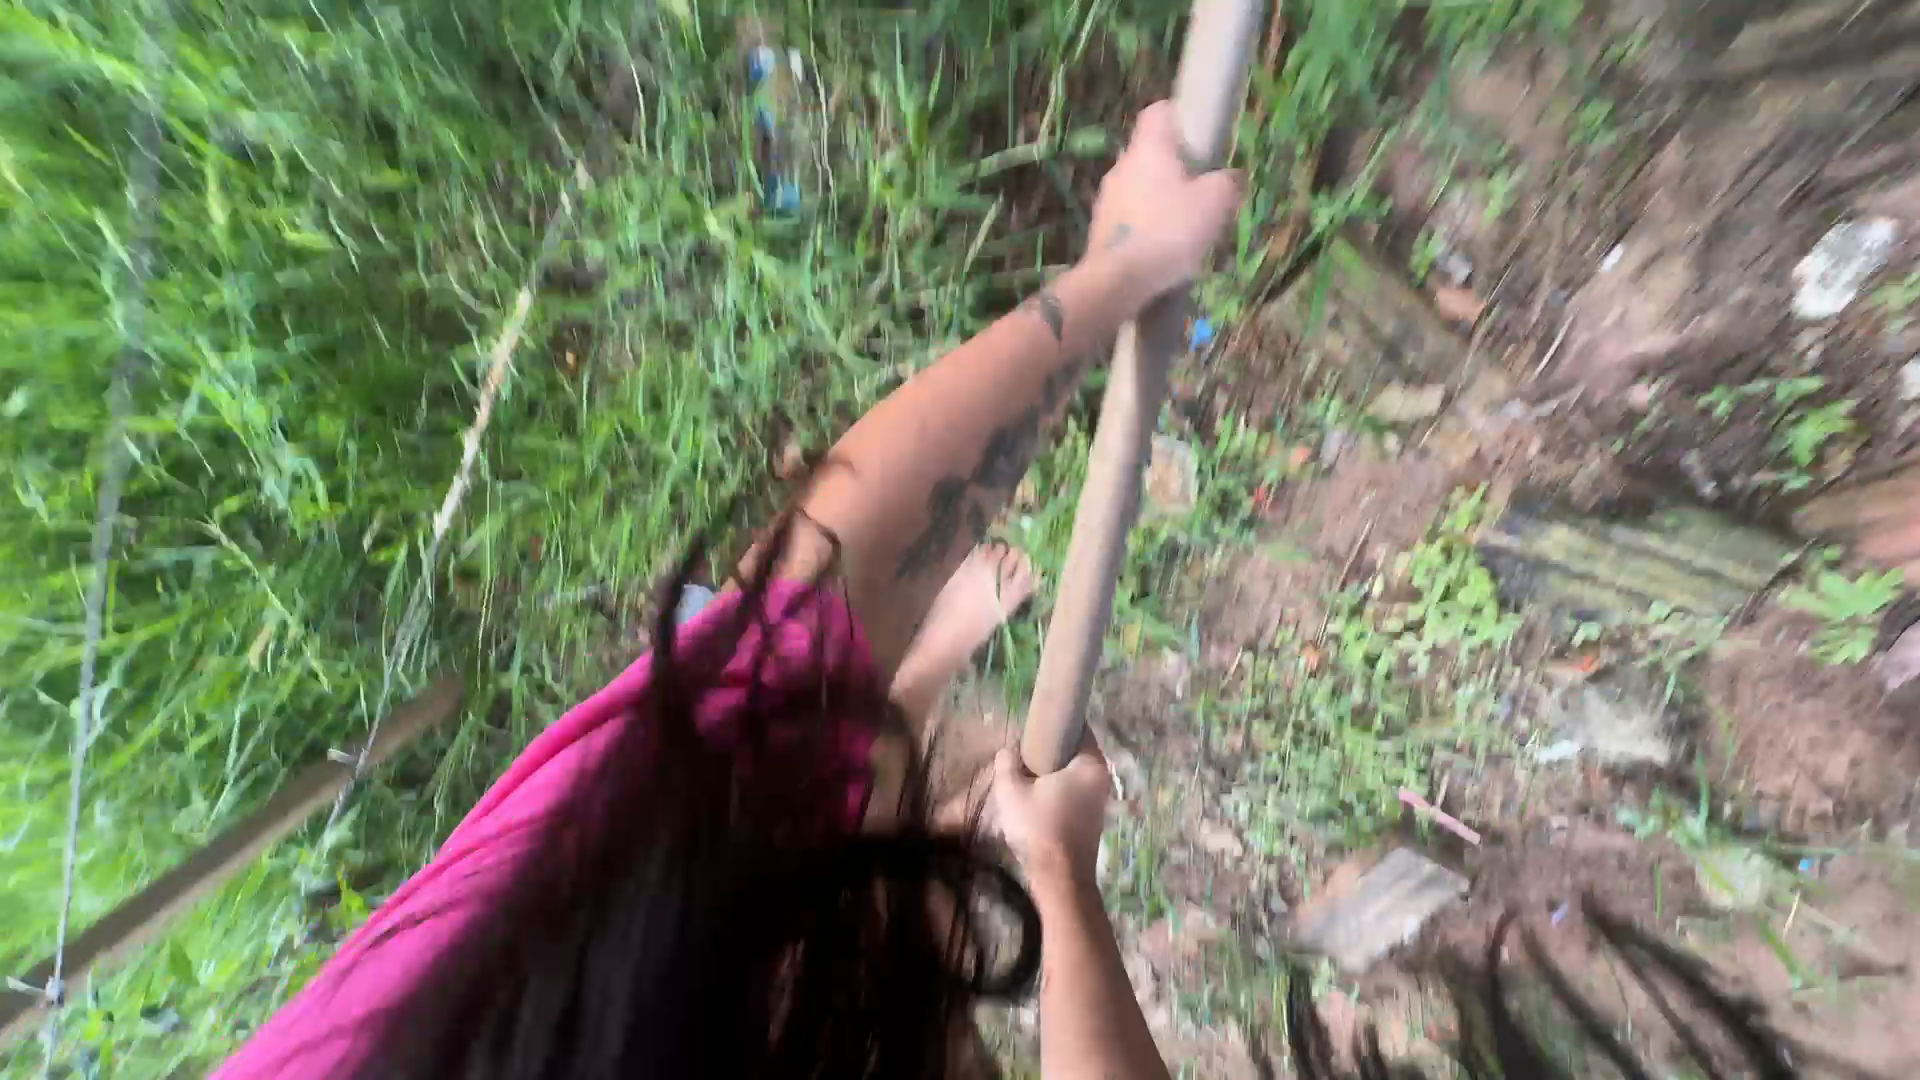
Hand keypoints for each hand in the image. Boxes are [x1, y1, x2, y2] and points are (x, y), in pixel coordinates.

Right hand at [989, 735, 1111, 890]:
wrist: (1059, 880)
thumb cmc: (1039, 829)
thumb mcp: (1011, 790)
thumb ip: (1007, 762)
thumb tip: (1010, 750)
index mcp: (1091, 763)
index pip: (1078, 726)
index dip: (1055, 720)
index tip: (1033, 724)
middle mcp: (1102, 776)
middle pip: (1074, 749)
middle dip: (1050, 747)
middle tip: (1023, 750)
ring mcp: (1100, 798)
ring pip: (1074, 770)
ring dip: (1053, 769)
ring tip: (1026, 773)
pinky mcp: (1094, 815)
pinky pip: (1075, 788)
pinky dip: (1058, 786)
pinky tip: (1037, 795)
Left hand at [1086, 101, 1243, 297]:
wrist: (1117, 283)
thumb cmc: (1168, 232)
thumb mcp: (1215, 202)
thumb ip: (1226, 182)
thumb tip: (1228, 179)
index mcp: (1147, 148)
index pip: (1158, 112)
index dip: (1180, 117)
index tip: (1199, 137)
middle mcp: (1120, 168)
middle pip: (1150, 158)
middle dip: (1175, 172)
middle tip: (1200, 194)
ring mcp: (1105, 204)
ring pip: (1139, 193)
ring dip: (1160, 206)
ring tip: (1184, 232)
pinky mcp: (1098, 235)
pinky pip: (1129, 224)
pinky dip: (1145, 233)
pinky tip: (1162, 255)